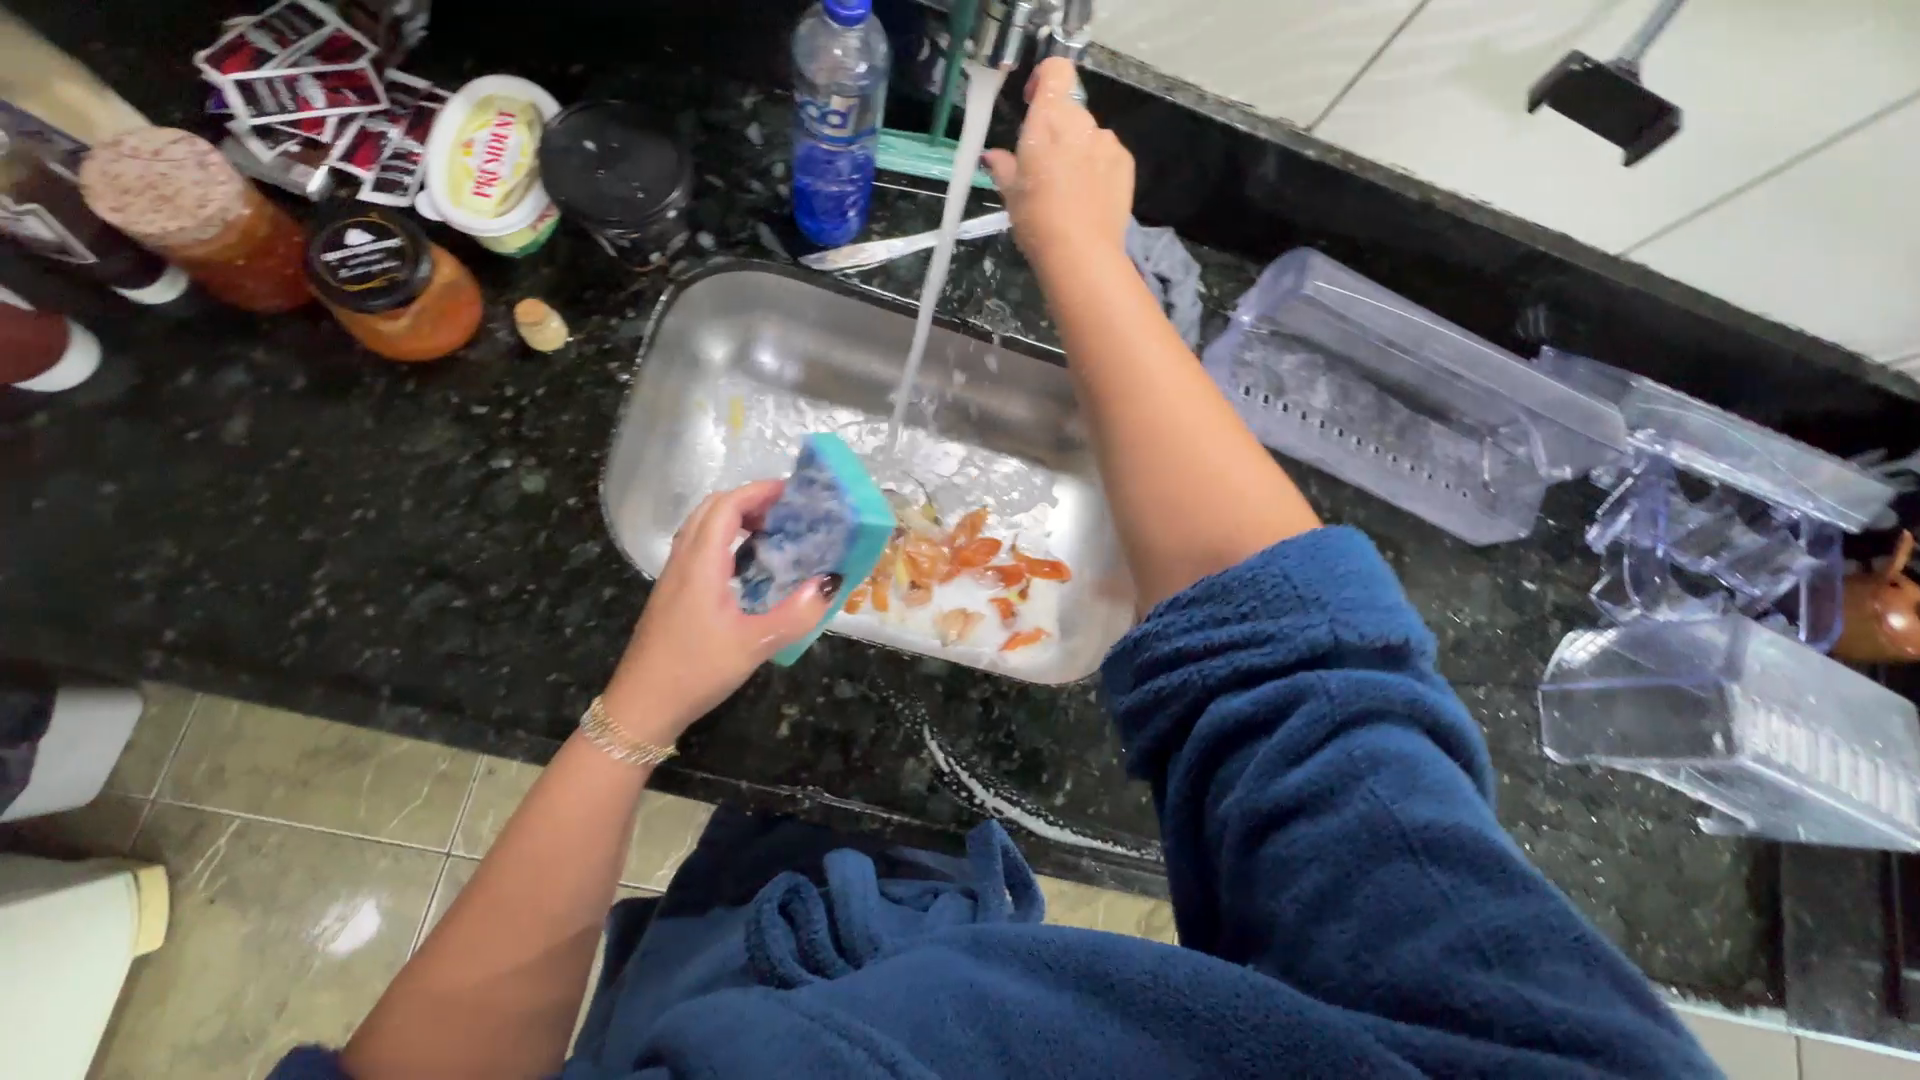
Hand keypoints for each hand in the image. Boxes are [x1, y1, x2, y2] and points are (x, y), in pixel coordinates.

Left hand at [600, 481, 834, 745]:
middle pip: (711, 510)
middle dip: (749, 501)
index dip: (759, 492)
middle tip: (786, 513)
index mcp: (701, 565)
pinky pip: (699, 551)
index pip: (726, 506)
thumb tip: (830, 582)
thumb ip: (795, 614)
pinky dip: (726, 543)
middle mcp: (683, 562)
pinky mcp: (673, 595)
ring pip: (702, 529)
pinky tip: (749, 570)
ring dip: (735, 521)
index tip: (793, 494)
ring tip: (773, 535)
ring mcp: (674, 578)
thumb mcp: (754, 646)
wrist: (642, 706)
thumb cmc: (695, 672)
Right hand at [982, 57, 1134, 268]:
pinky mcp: (1124, 163)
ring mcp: (1106, 142)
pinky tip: (1089, 196)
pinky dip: (1097, 166)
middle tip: (1045, 165)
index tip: (1034, 101)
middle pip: (1070, 108)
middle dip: (1057, 129)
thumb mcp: (1011, 194)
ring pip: (1089, 134)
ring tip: (1069, 187)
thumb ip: (1003, 167)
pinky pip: (1107, 154)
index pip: (1056, 71)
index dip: (1045, 79)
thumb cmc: (1037, 220)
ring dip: (1078, 149)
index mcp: (1047, 121)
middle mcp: (1080, 122)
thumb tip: (993, 156)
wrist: (1081, 253)